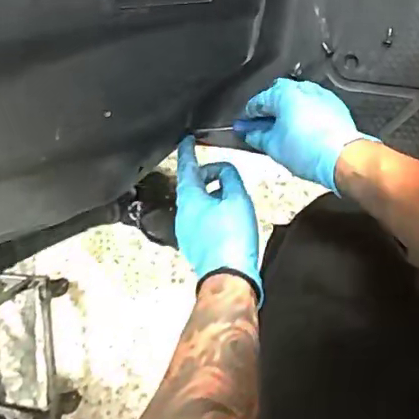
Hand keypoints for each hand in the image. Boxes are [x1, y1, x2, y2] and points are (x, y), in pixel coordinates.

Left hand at [174, 137, 261, 300]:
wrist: (229, 277)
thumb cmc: (232, 236)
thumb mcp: (237, 198)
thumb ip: (229, 177)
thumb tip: (223, 171)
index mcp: (189, 197)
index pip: (186, 166)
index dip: (188, 150)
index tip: (187, 140)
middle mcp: (182, 212)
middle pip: (191, 184)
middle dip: (205, 175)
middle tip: (223, 173)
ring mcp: (185, 230)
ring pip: (196, 203)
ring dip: (210, 194)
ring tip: (229, 196)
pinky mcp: (194, 244)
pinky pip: (200, 219)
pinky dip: (210, 211)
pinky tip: (226, 218)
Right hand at [234, 77, 376, 191]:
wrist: (343, 158)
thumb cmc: (307, 150)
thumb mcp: (274, 146)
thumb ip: (257, 136)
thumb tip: (248, 133)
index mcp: (283, 92)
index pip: (258, 101)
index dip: (249, 115)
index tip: (245, 126)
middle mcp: (302, 87)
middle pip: (278, 96)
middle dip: (270, 110)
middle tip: (264, 127)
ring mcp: (321, 95)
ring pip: (297, 99)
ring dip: (288, 111)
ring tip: (285, 130)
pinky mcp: (335, 105)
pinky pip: (313, 105)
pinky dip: (305, 114)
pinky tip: (303, 130)